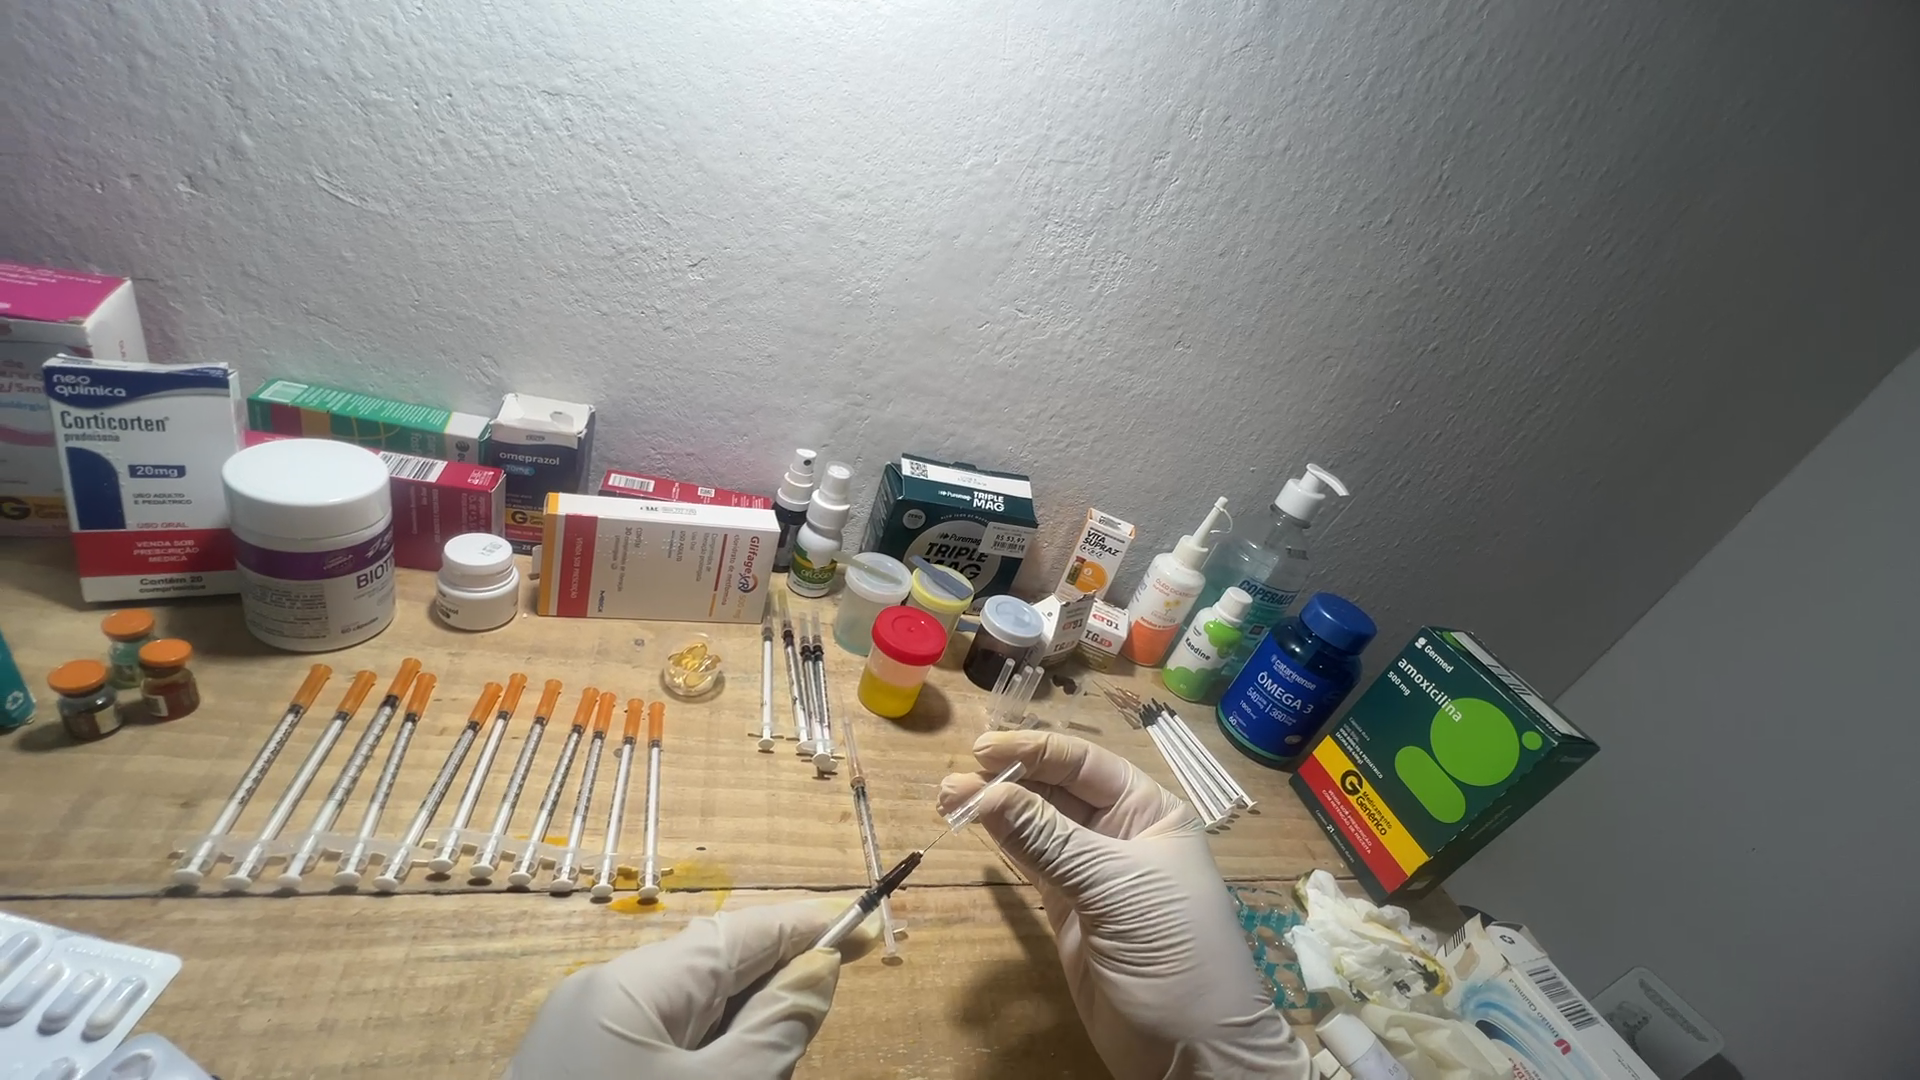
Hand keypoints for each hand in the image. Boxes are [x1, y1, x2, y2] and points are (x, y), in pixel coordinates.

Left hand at [507, 899, 864, 1079]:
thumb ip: (776, 1027)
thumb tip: (821, 966)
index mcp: (635, 985)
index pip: (743, 931)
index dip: (807, 925)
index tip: (862, 922)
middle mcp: (602, 992)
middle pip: (714, 968)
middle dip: (770, 990)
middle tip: (807, 1033)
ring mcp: (579, 1035)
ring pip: (687, 1010)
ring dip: (736, 1033)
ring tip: (760, 1067)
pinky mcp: (571, 1070)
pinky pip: (655, 1044)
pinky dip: (699, 1058)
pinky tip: (721, 1074)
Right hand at [940, 731, 1309, 1079]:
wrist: (1194, 1056)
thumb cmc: (1175, 952)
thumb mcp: (1116, 887)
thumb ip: (1049, 839)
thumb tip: (986, 794)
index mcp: (1148, 809)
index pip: (1084, 764)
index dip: (1034, 752)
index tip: (983, 751)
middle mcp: (1119, 829)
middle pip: (1055, 789)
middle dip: (1008, 781)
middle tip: (955, 783)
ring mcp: (1091, 869)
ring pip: (1037, 824)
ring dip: (996, 809)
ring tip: (948, 798)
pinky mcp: (1068, 904)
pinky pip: (1031, 860)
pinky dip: (1003, 842)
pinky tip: (976, 824)